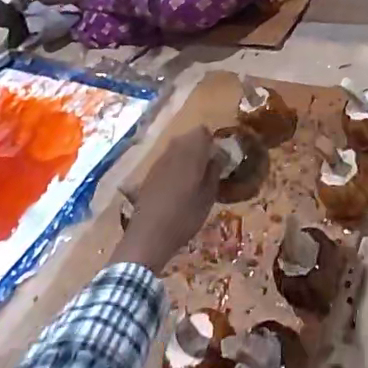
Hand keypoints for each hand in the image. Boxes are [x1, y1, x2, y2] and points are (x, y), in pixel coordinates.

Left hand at [112, 128, 222, 271]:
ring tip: (195, 181)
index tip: (219, 159)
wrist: (148, 236)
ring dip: (188, 158)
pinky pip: (168, 161)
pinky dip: (176, 168)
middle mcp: (173, 149)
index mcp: (190, 151)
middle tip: (209, 170)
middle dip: (201, 149)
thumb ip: (215, 170)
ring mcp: (159, 161)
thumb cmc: (184, 216)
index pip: (203, 131)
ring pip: (178, 149)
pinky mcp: (149, 173)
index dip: (213, 142)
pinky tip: (178, 189)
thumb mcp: (208, 196)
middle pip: (190, 137)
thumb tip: (219, 155)